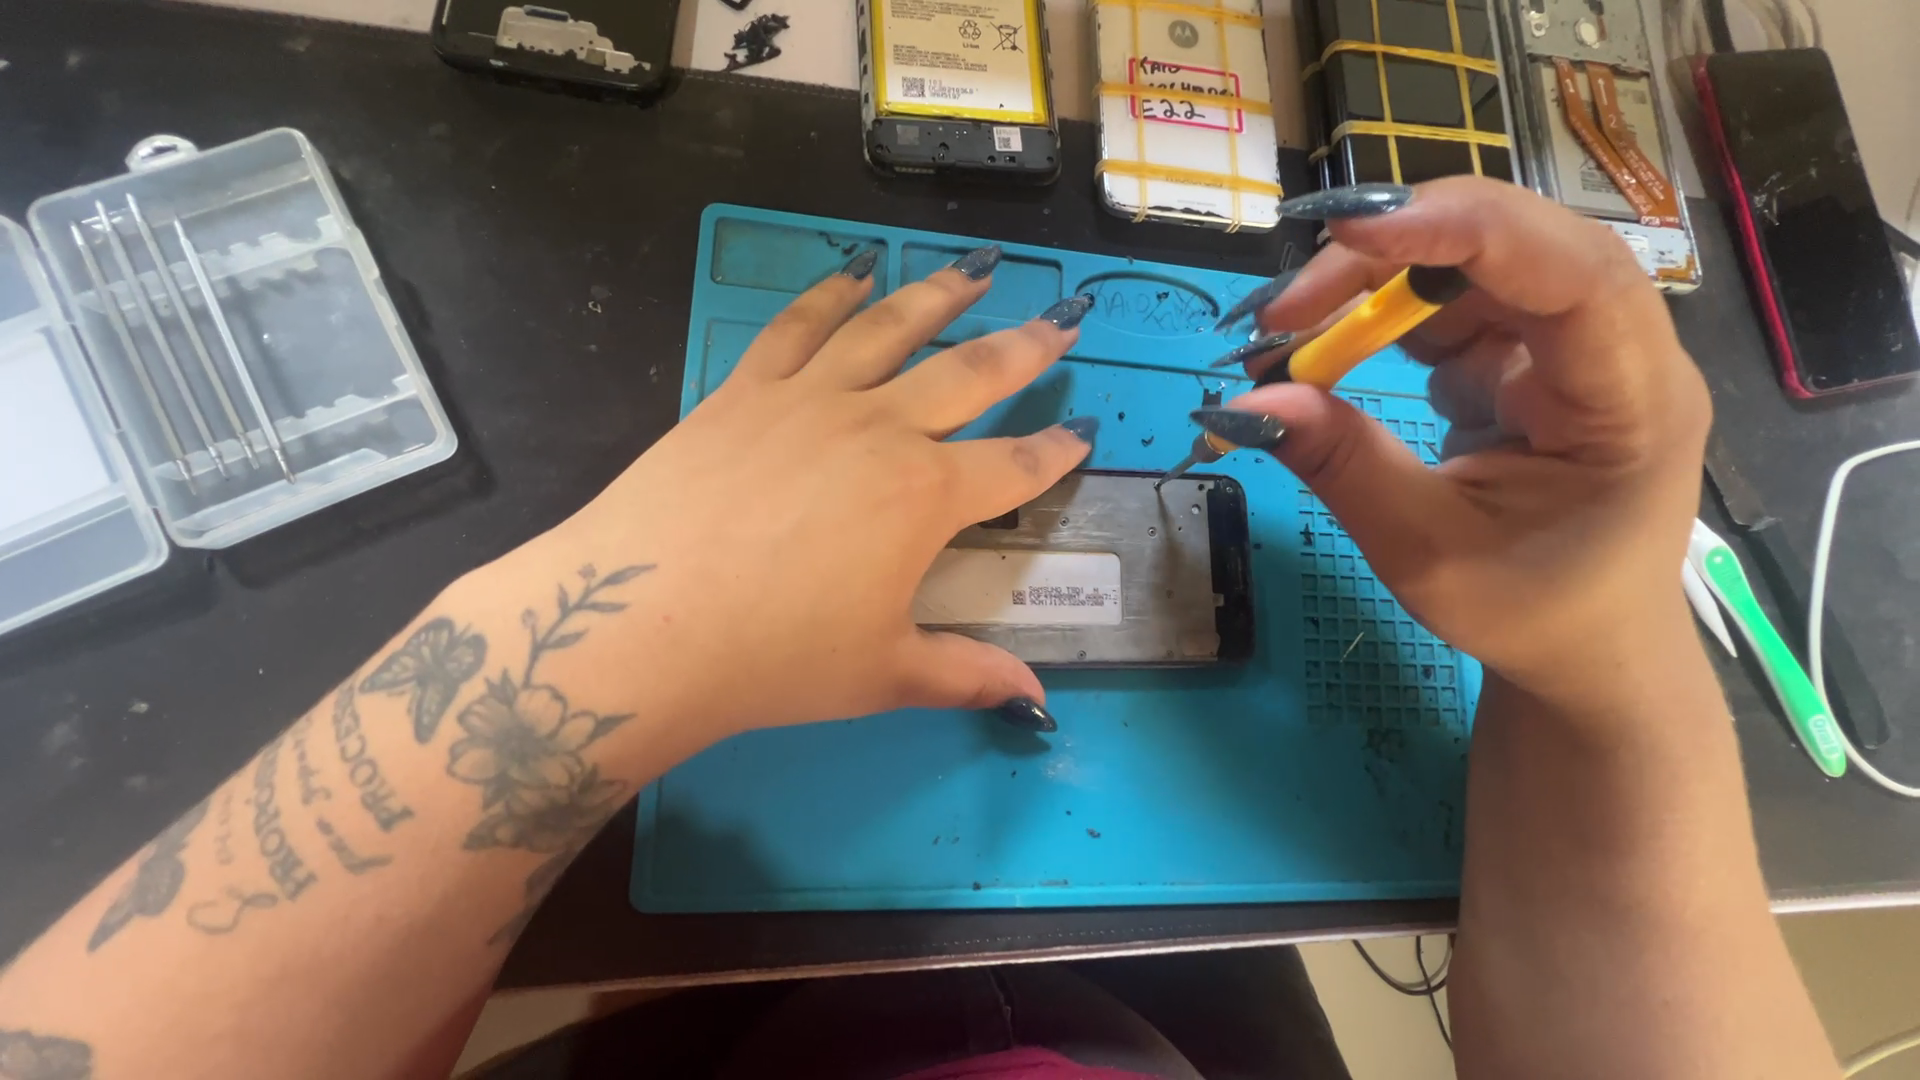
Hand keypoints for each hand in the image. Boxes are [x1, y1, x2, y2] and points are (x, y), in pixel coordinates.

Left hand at [552, 248, 1093, 739]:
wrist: (641, 623)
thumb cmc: (774, 658)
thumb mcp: (883, 675)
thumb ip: (967, 675)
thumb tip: (1035, 700)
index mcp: (925, 497)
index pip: (1013, 468)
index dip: (1056, 453)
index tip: (1084, 432)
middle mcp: (880, 430)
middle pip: (971, 375)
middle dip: (1028, 347)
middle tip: (1066, 318)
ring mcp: (810, 400)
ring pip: (891, 328)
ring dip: (942, 294)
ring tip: (979, 268)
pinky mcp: (746, 390)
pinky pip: (798, 326)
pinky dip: (832, 291)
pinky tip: (856, 268)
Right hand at [1226, 179, 1710, 701]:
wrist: (1583, 648)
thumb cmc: (1526, 609)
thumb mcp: (1420, 547)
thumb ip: (1340, 464)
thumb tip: (1244, 404)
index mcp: (1627, 401)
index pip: (1568, 273)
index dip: (1459, 232)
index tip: (1344, 232)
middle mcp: (1610, 351)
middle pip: (1508, 250)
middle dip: (1384, 262)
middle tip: (1278, 313)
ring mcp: (1565, 351)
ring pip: (1465, 273)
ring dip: (1366, 293)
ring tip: (1283, 340)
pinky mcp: (1522, 363)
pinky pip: (1444, 314)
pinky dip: (1373, 326)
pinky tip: (1322, 359)